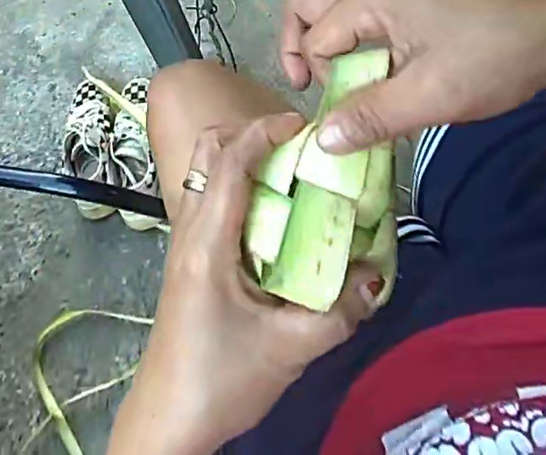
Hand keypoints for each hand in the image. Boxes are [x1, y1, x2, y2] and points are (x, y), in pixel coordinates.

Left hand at [116, 115, 381, 453]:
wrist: (167, 421)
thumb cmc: (220, 380)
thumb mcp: (288, 349)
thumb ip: (338, 312)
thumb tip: (377, 273)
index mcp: (208, 241)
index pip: (229, 161)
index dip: (263, 131)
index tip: (301, 123)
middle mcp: (190, 227)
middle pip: (208, 151)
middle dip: (249, 133)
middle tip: (295, 145)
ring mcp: (185, 239)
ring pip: (206, 170)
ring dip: (242, 155)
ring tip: (287, 171)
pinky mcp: (189, 254)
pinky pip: (209, 195)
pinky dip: (237, 182)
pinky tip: (271, 212)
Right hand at [280, 0, 545, 153]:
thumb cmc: (491, 59)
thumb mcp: (430, 96)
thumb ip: (370, 117)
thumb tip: (320, 141)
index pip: (315, 42)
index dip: (325, 84)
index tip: (352, 117)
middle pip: (309, 12)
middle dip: (303, 53)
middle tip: (317, 90)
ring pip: (336, 18)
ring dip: (335, 55)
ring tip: (354, 92)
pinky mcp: (413, 4)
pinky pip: (366, 25)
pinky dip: (361, 53)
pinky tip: (387, 84)